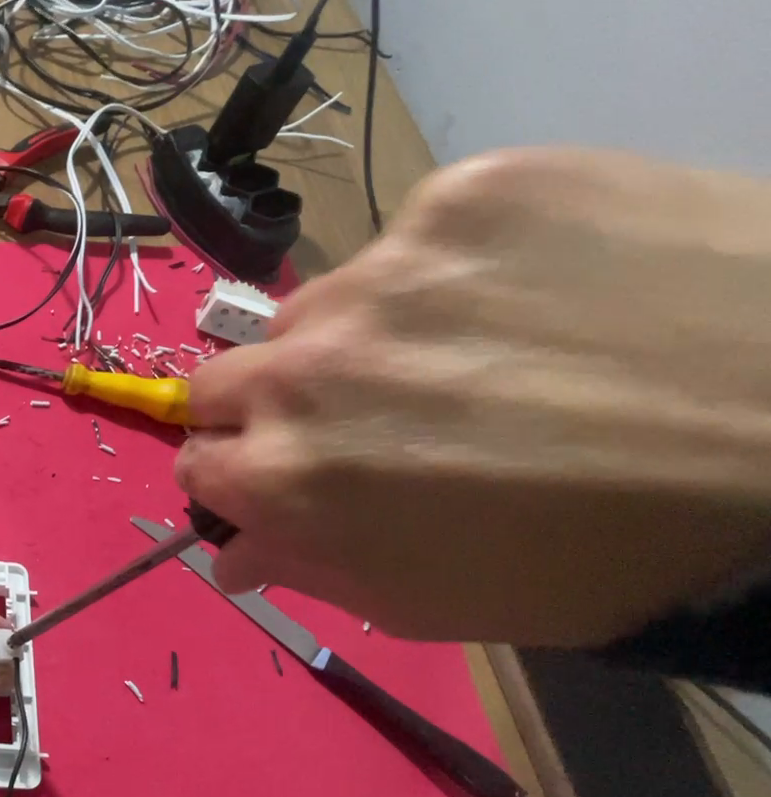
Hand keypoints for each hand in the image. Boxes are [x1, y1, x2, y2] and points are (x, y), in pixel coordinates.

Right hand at [178, 148, 770, 644]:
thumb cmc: (600, 555)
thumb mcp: (424, 602)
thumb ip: (301, 570)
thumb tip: (230, 551)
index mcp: (285, 475)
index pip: (196, 462)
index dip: (236, 477)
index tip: (281, 478)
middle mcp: (306, 368)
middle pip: (222, 381)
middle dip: (266, 409)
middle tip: (356, 419)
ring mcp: (386, 271)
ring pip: (315, 308)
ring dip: (354, 339)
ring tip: (464, 354)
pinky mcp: (470, 194)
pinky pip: (411, 238)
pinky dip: (444, 273)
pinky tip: (528, 296)